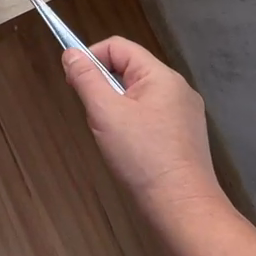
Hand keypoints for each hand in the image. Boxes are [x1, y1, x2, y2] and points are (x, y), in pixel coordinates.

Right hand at [62, 36, 223, 215]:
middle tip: (93, 112)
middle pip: (128, 68)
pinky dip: (131, 121)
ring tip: (110, 132)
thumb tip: (71, 53)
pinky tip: (128, 146)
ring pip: (137, 92)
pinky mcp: (185, 135)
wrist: (182, 208)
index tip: (75, 83)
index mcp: (161, 77)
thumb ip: (85, 77)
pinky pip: (149, 112)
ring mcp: (185, 113)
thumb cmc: (141, 155)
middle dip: (103, 84)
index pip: (117, 46)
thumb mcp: (104, 111)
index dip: (91, 57)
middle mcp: (177, 89)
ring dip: (116, 104)